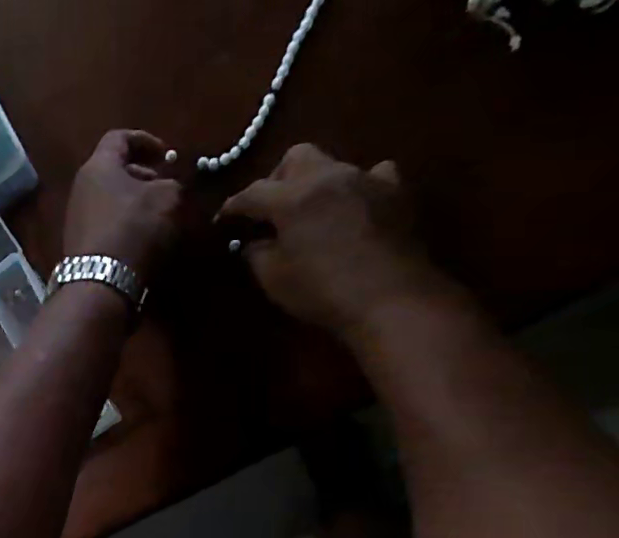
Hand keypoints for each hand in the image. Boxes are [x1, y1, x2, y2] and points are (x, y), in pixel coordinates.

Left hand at [63, 130, 185, 283]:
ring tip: (159, 217)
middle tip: (165, 188)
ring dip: (135, 205)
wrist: (100, 284)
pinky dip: (125, 227)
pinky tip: (143, 241)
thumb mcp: (167, 197)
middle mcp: (81, 190)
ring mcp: (77, 221)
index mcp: (98, 167)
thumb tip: (167, 189)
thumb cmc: (134, 229)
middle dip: (142, 176)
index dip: (146, 140)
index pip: (119, 138)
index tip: (166, 154)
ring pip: (111, 202)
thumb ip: (172, 184)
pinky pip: (107, 227)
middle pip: (114, 173)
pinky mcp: (80, 248)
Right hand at [217, 143, 451, 338]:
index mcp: (293, 198)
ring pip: (334, 164)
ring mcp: (367, 179)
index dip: (233, 206)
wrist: (389, 298)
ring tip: (312, 211)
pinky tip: (355, 207)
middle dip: (277, 178)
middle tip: (270, 208)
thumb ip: (257, 255)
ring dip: (316, 184)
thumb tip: (253, 243)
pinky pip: (374, 176)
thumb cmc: (321, 291)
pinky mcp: (396, 193)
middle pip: (296, 157)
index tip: (222, 220)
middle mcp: (330, 177)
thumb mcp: (274, 279)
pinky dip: (359, 188)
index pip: (252, 193)